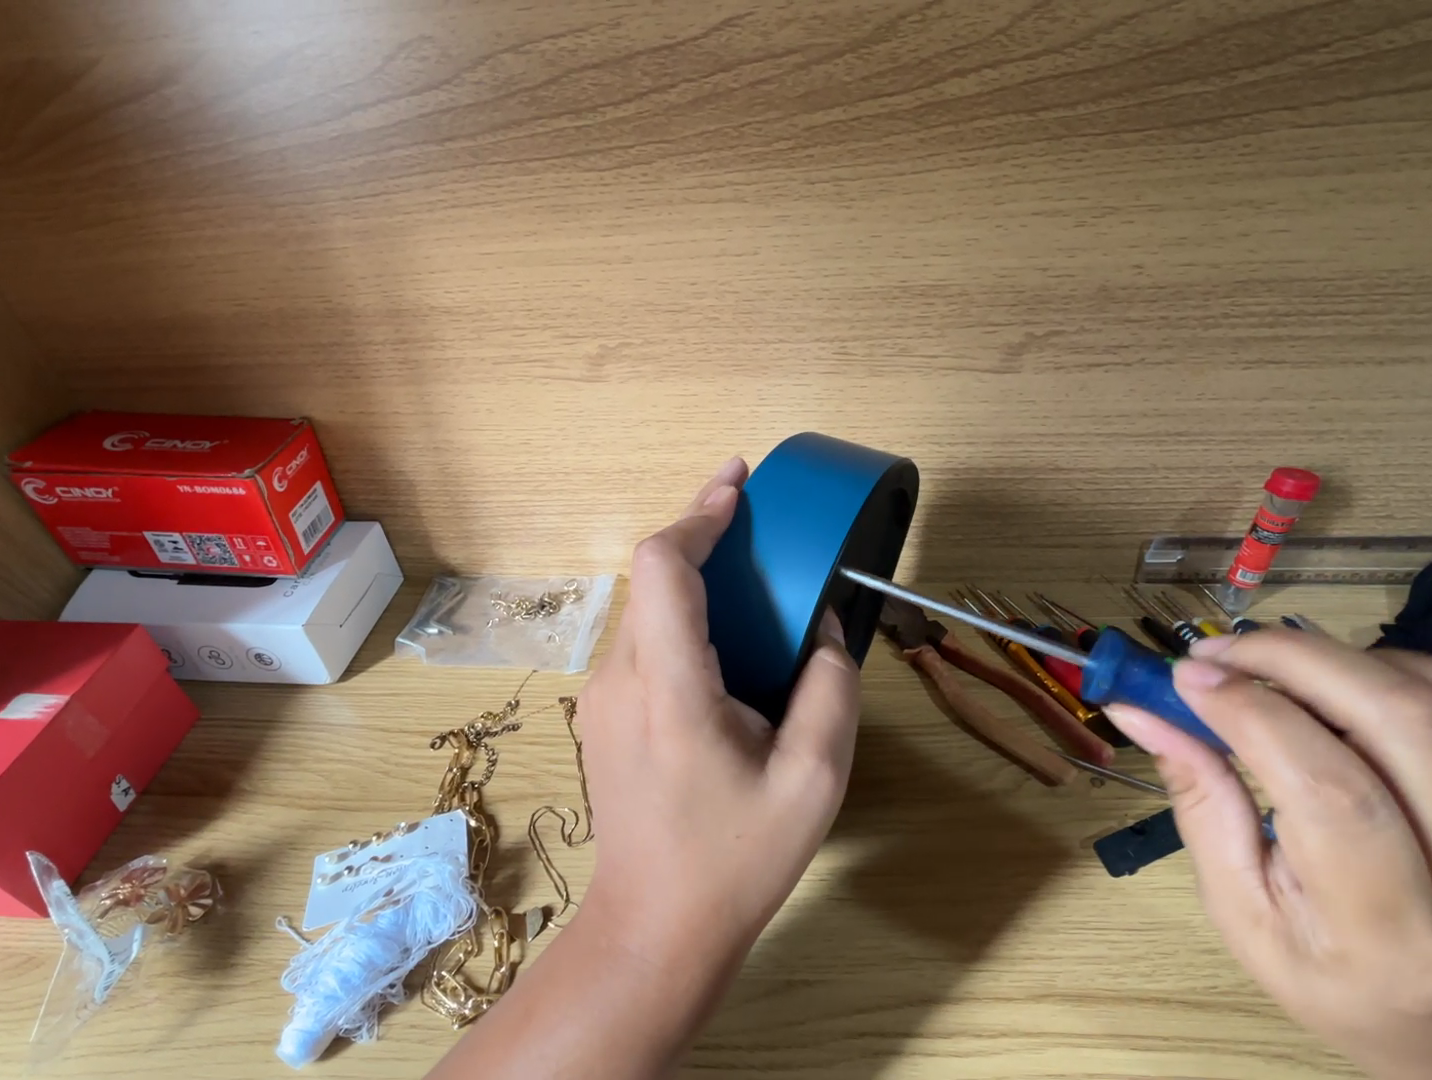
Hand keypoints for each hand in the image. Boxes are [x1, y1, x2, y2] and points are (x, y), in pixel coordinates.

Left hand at [575, 457, 860, 971]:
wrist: (655, 928)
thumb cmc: (736, 859)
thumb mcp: (815, 780)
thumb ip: (829, 689)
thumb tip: (820, 629)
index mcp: (670, 688)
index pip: (665, 567)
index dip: (700, 513)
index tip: (738, 485)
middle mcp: (621, 679)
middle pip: (654, 578)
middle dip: (705, 538)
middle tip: (761, 526)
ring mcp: (602, 697)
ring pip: (648, 609)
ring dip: (698, 583)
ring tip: (757, 589)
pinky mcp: (603, 715)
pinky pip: (644, 643)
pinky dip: (684, 621)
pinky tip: (727, 649)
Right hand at [1108, 632, 1431, 1079]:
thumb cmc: (1342, 987)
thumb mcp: (1244, 918)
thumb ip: (1201, 808)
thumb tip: (1139, 712)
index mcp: (1392, 942)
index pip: (1330, 794)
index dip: (1252, 713)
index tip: (1187, 677)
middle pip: (1406, 726)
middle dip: (1297, 660)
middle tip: (1222, 648)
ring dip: (1344, 658)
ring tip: (1274, 667)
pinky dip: (1399, 670)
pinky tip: (1344, 686)